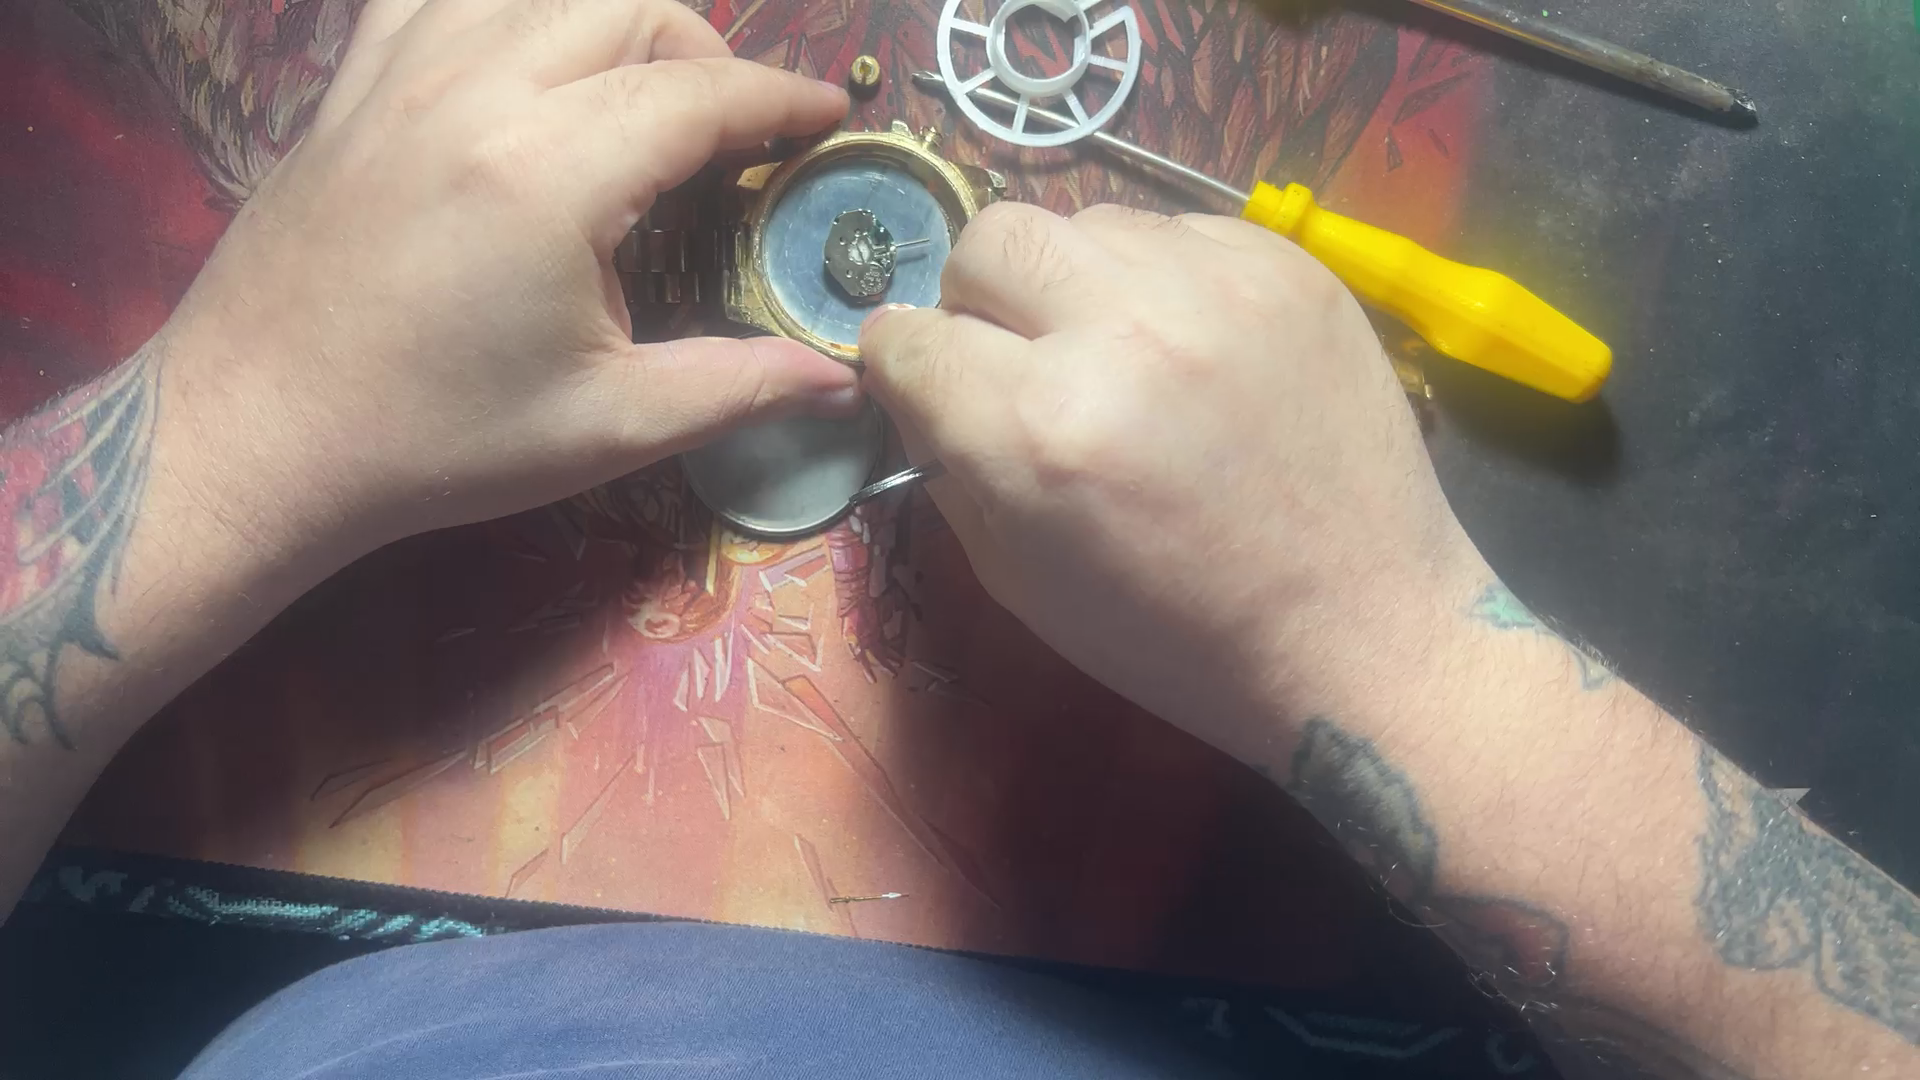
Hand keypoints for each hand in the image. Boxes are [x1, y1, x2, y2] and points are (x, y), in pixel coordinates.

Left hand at [158, 0, 854, 563]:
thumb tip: (845, 381)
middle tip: (745, 135)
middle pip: (624, 9)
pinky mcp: (350, 88)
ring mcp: (396, 75)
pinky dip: (524, 11)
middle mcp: (470, 91)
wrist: (260, 440)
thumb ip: (745, 387)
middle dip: (711, 56)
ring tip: (662, 97)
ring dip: (625, 24)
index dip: (779, 98)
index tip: (831, 114)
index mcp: (546, 175)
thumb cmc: (449, 441)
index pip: (694, 95)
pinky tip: (545, 69)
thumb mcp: (620, 425)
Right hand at [860, 204, 1489, 752]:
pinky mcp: (1289, 267)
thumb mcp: (1015, 577)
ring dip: (1066, 287)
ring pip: (1080, 223)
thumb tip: (921, 389)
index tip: (923, 387)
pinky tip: (1186, 348)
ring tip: (1111, 353)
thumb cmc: (1168, 633)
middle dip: (972, 302)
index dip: (898, 365)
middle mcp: (1119, 334)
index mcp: (1035, 432)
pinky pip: (1173, 232)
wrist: (1351, 630)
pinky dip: (1152, 283)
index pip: (907, 339)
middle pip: (986, 242)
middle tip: (1014, 361)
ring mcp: (1215, 286)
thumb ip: (948, 465)